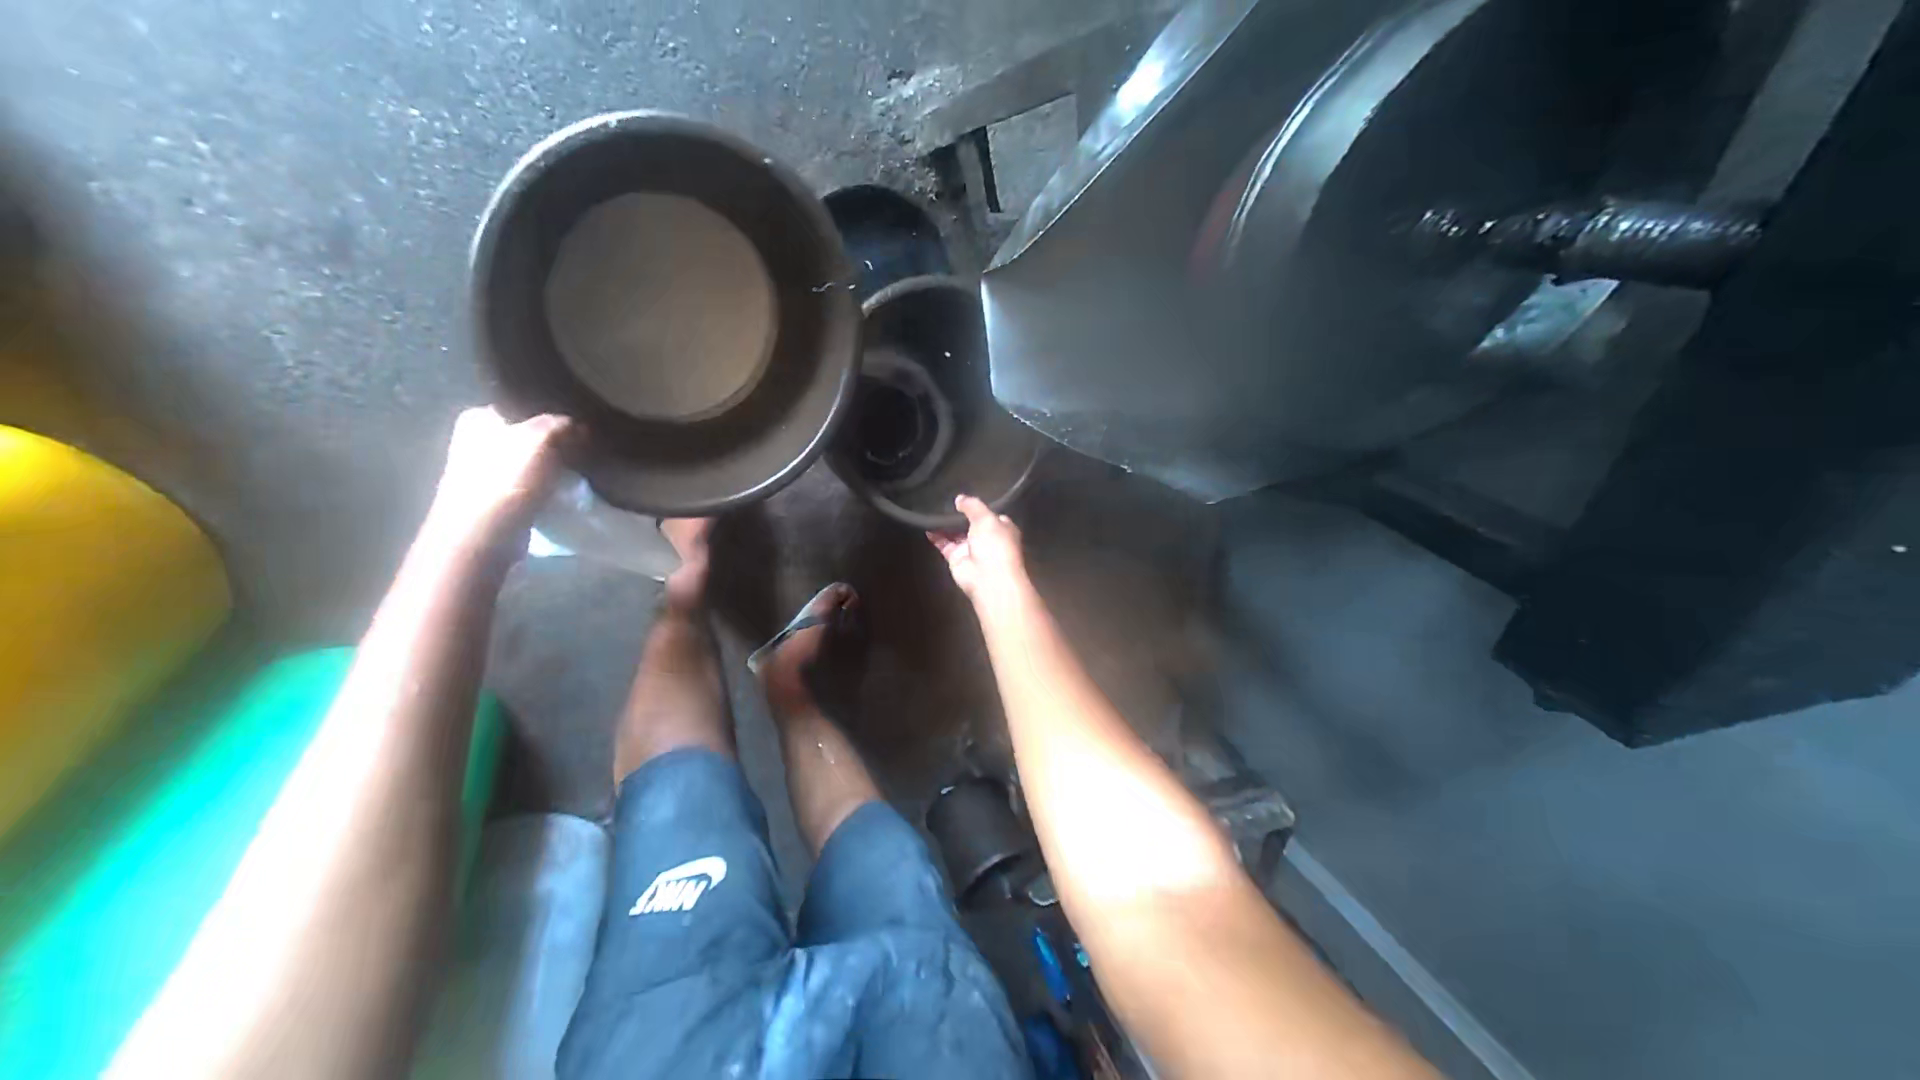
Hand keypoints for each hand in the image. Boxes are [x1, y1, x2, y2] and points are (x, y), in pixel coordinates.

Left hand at [429, 407, 572, 542]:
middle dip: (553, 445)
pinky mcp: (491, 502)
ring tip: (578, 475)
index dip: (553, 416)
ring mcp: (479, 474)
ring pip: (528, 464)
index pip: (522, 407)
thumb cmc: (507, 480)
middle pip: (526, 437)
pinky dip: (544, 492)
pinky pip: (527, 489)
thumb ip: (563, 425)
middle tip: (583, 452)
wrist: (483, 535)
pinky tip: (562, 497)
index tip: (580, 428)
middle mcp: (472, 442)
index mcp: (477, 417)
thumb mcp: (543, 438)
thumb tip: (580, 428)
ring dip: (550, 470)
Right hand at [927, 495, 1027, 602]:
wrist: (989, 578)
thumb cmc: (995, 545)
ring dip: (945, 524)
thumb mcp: (986, 518)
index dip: (978, 507)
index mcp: (1002, 528)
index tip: (965, 497)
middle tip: (943, 499)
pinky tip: (925, 524)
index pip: (990, 514)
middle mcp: (987, 538)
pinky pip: (944, 544)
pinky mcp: (956, 558)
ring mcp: (971, 549)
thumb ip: (972, 506)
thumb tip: (960, 498)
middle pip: (971, 523)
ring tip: (931, 508)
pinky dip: (935, 536)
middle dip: (959, 514)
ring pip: (956, 533)